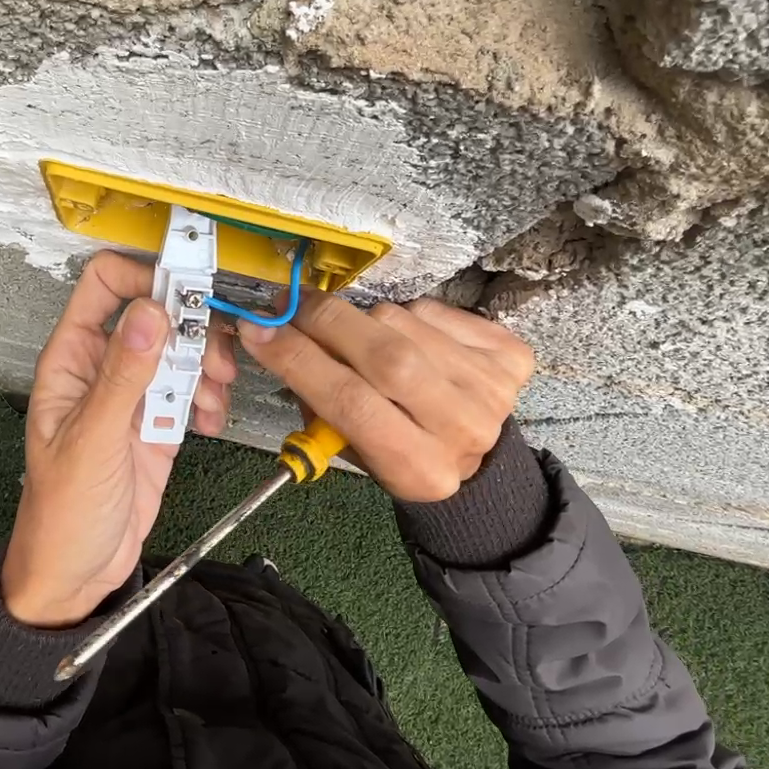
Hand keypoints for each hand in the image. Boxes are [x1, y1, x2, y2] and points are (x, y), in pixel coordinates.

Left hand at [2, 251, 238, 626]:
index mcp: (73, 358)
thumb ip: (123, 376)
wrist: (78, 572)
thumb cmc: (61, 510)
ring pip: (180, 350)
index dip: (144, 277)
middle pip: (155, 313)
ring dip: (206, 365)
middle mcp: (104, 367)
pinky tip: (209, 419)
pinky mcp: (158, 421)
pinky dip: (209, 398)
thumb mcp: (92, 440)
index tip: (188, 288)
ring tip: (214, 394)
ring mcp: (134, 393)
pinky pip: (192, 389)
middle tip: (216, 354)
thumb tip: (150, 314)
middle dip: (191, 326)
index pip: (104, 286)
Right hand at [237, 293, 533, 503]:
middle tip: (290, 302)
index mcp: (417, 466)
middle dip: (325, 320)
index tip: (258, 328)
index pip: (350, 402)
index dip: (297, 358)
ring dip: (364, 318)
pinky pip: (434, 309)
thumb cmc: (397, 452)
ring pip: (405, 322)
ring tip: (356, 334)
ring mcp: (493, 388)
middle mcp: (462, 428)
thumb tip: (278, 335)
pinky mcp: (510, 355)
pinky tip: (404, 335)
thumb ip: (317, 399)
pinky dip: (405, 313)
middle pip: (386, 355)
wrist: (479, 460)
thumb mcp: (350, 448)